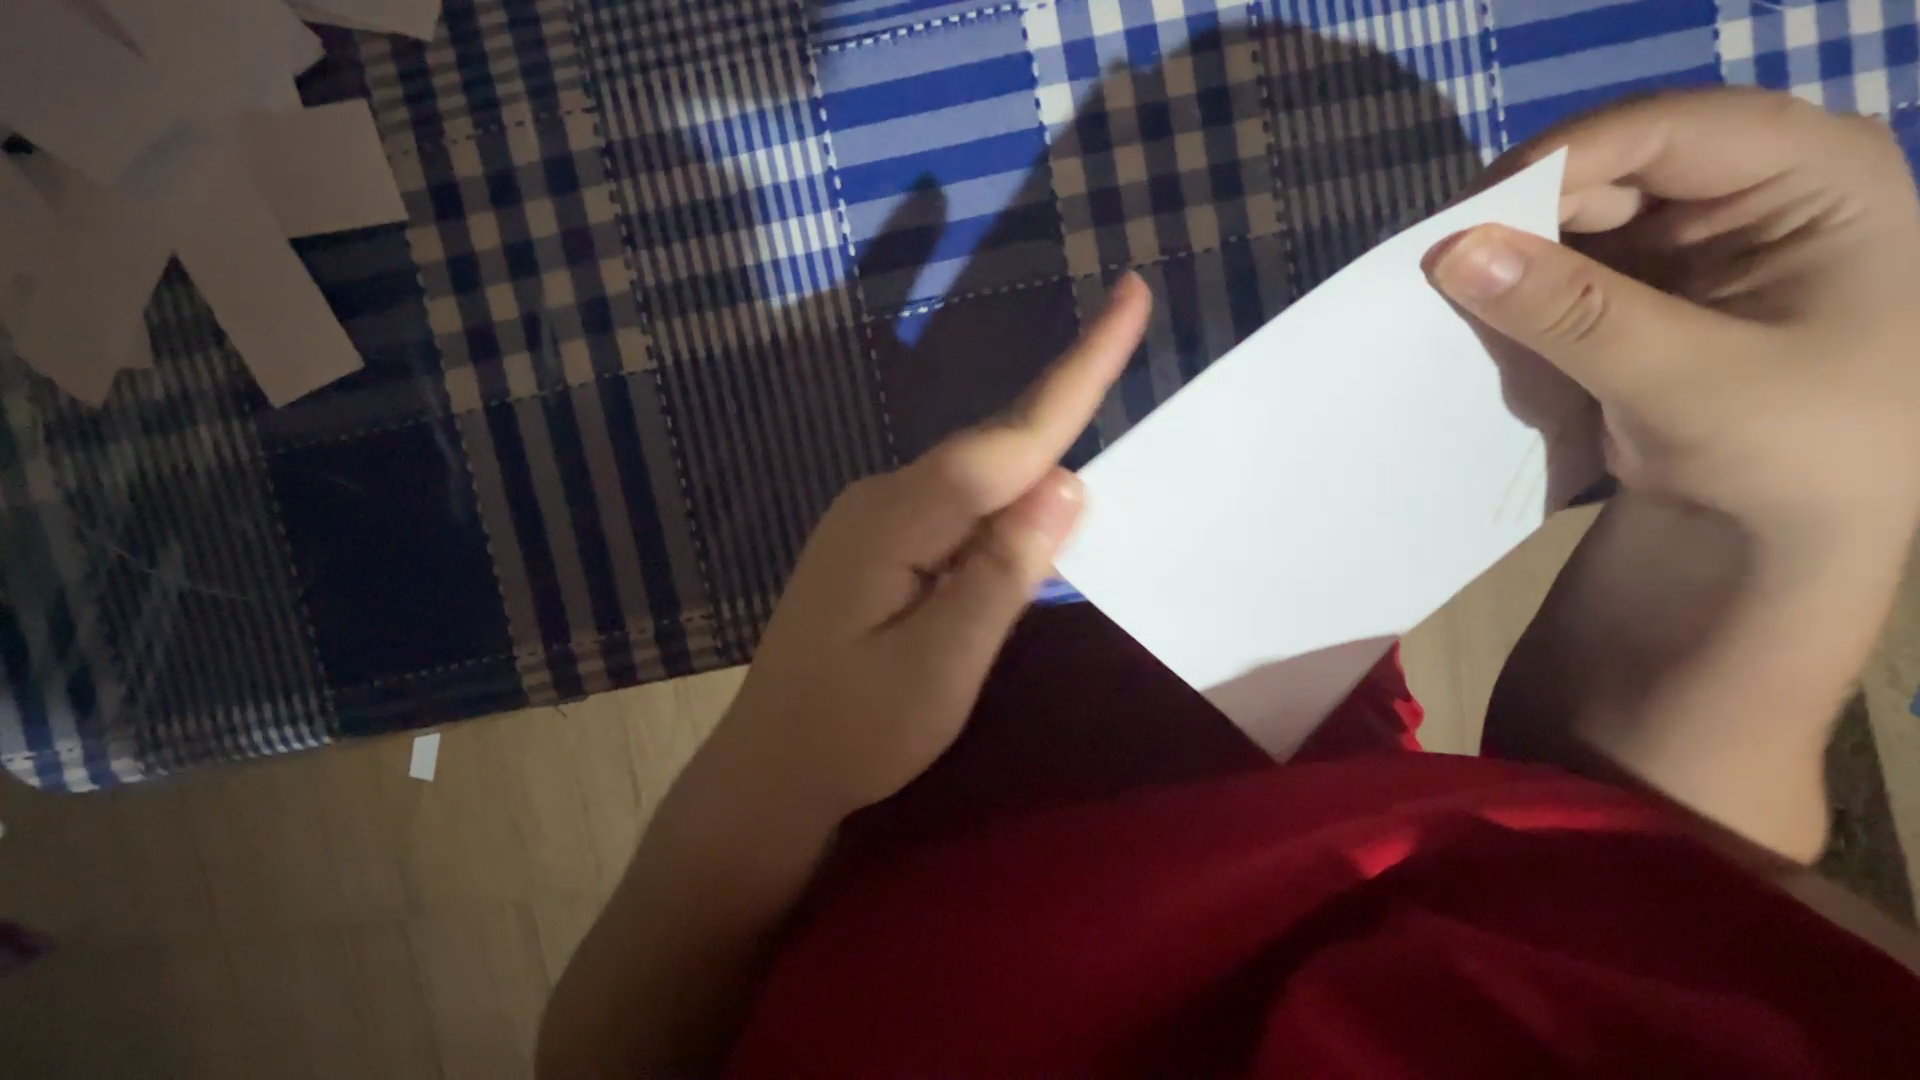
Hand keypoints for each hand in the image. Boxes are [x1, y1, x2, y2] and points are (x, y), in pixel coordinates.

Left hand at [703, 274, 1151, 822]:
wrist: (770, 770)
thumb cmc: (855, 732)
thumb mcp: (942, 664)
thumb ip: (1002, 572)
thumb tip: (1065, 483)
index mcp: (897, 518)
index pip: (1005, 438)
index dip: (1076, 371)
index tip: (1129, 296)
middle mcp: (881, 499)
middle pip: (992, 449)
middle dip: (1063, 401)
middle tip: (1127, 336)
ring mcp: (872, 521)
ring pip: (975, 479)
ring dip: (1036, 459)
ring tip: (1093, 427)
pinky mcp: (875, 548)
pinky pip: (955, 508)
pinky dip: (1002, 502)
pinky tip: (1027, 513)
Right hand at [1426, 88, 1919, 564]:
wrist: (1782, 536)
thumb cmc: (1789, 456)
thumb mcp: (1685, 381)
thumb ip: (1572, 313)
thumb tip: (1452, 252)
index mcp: (1816, 179)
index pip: (1673, 131)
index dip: (1565, 161)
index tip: (1464, 221)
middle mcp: (1751, 190)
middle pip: (1613, 166)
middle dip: (1525, 213)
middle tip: (1443, 264)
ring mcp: (1689, 240)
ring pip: (1572, 216)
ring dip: (1512, 254)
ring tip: (1452, 293)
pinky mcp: (1637, 289)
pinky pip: (1559, 266)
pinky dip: (1515, 288)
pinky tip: (1481, 312)